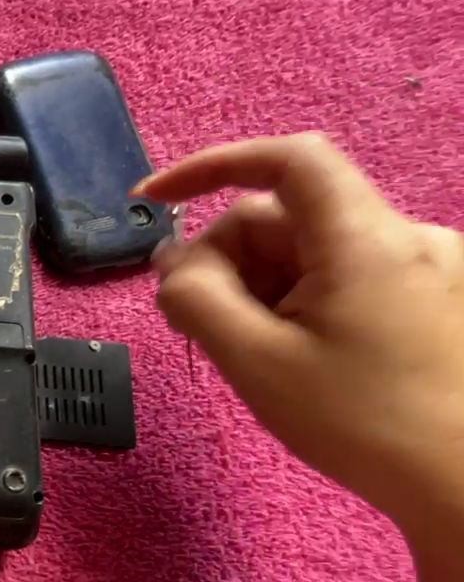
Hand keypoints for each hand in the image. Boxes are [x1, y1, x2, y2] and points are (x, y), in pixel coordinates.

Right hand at [142, 133, 463, 545]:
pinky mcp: (431, 297)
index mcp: (365, 243)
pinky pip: (335, 275)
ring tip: (249, 351)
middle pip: (281, 218)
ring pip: (302, 251)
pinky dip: (289, 301)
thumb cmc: (359, 420)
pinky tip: (289, 353)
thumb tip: (171, 260)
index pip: (288, 162)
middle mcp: (404, 239)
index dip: (210, 165)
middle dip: (222, 260)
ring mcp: (425, 268)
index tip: (149, 198)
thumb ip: (195, 297)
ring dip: (253, 287)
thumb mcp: (251, 359)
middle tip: (199, 326)